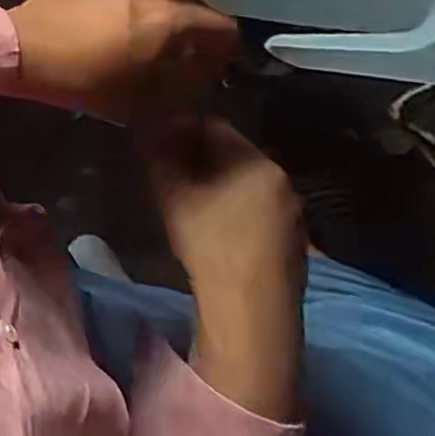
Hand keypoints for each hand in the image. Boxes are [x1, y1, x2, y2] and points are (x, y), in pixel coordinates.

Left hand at [6, 0, 239, 117]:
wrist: (19, 50)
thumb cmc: (80, 79)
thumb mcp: (140, 99)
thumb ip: (181, 85)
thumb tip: (202, 74)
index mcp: (165, 19)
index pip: (220, 24)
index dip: (228, 46)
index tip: (221, 63)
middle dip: (199, 21)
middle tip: (193, 46)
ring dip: (162, 9)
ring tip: (151, 35)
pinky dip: (127, 4)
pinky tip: (111, 23)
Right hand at [138, 117, 304, 297]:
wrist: (251, 310)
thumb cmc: (210, 242)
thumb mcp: (171, 193)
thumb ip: (157, 155)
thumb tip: (143, 129)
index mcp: (258, 163)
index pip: (212, 125)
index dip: (177, 125)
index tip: (152, 135)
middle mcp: (282, 180)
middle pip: (228, 150)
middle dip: (191, 150)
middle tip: (160, 158)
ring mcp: (291, 210)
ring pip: (240, 176)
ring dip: (207, 173)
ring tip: (177, 184)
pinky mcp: (290, 235)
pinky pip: (252, 199)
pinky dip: (226, 195)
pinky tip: (204, 212)